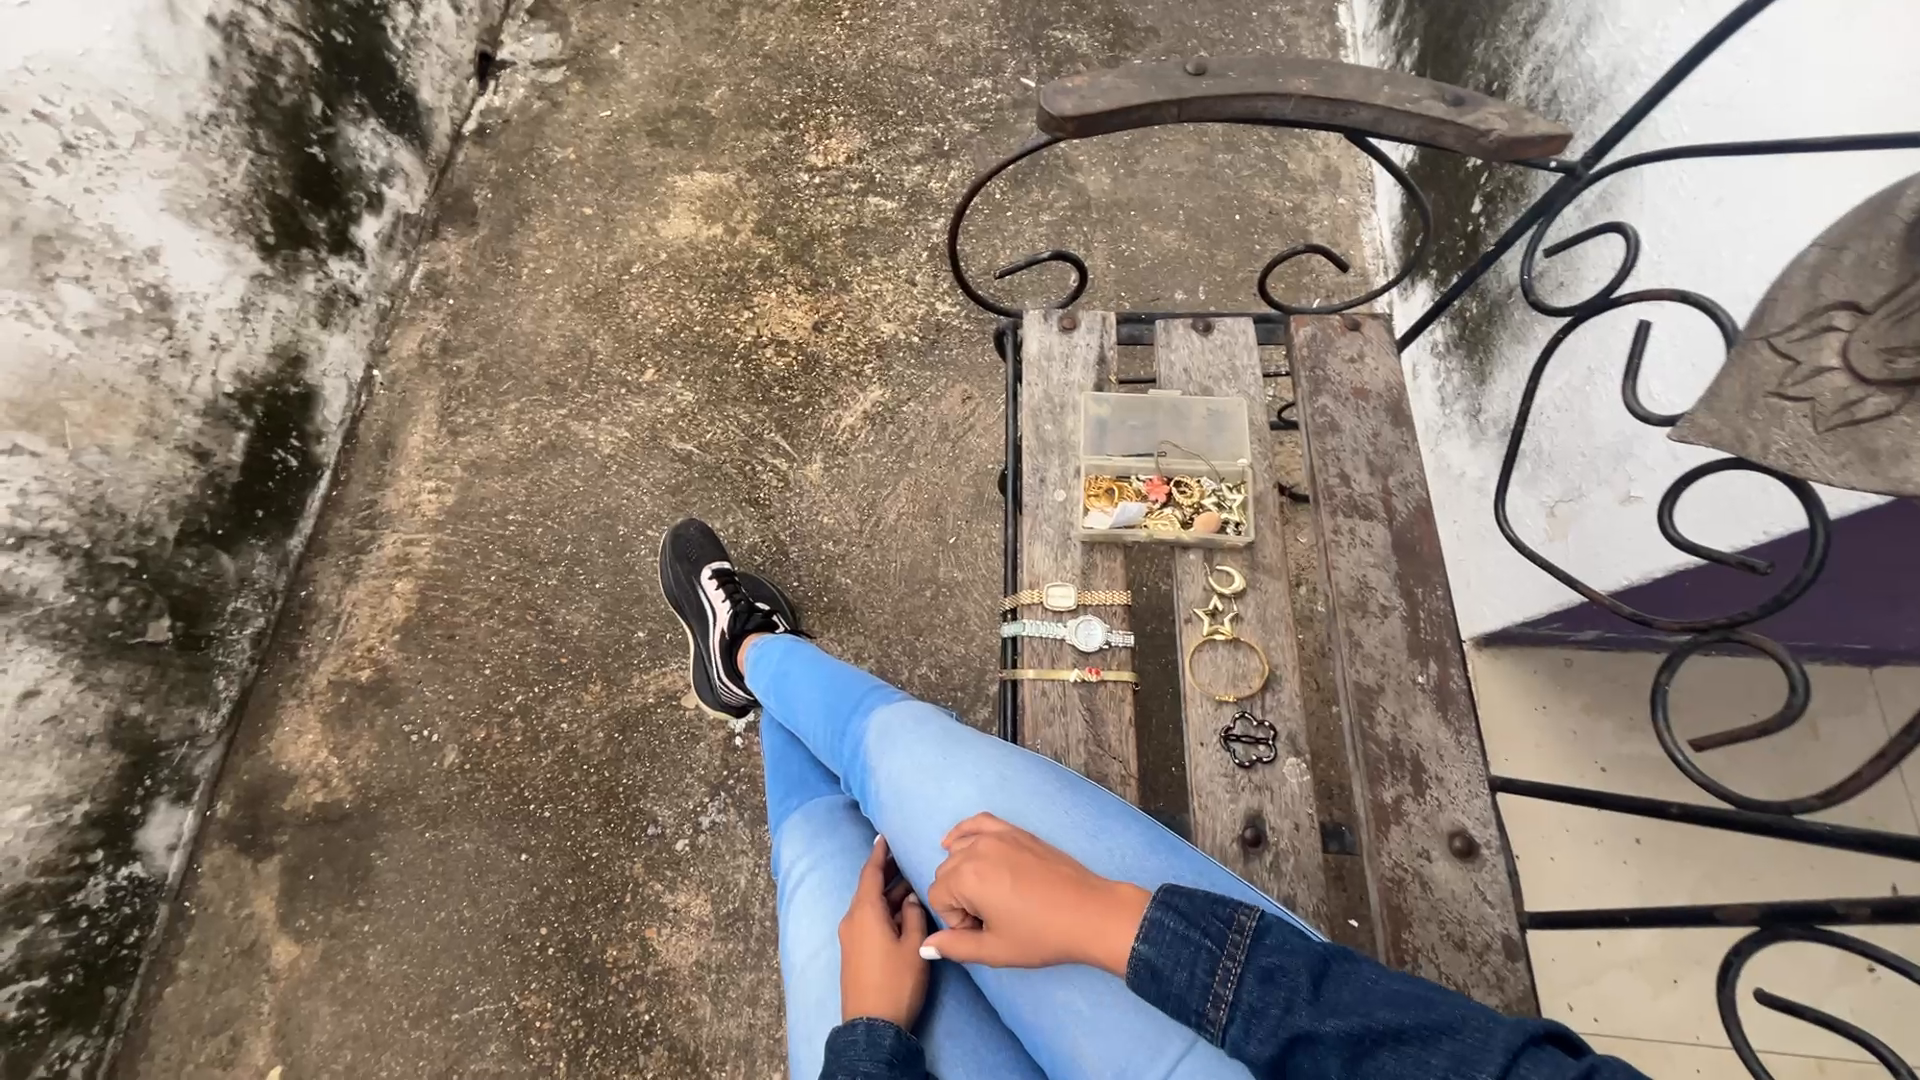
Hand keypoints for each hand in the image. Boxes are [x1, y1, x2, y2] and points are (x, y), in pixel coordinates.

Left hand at [839, 837, 930, 1027]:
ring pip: (870, 904)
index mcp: (865, 911)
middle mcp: (853, 919)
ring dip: (888, 893)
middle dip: (887, 871)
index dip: (880, 853)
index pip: (871, 872)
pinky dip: (883, 909)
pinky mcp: (854, 951)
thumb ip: (913, 914)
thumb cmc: (895, 981)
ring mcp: (851, 936)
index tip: (885, 835)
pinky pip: (868, 919)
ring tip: (910, 882)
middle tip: (906, 856)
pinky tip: (901, 910)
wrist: (871, 1028)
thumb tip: (909, 897)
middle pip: (869, 887)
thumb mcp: (913, 945)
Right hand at [922, 813, 1150, 974]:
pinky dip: (964, 832)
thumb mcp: (994, 950)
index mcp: (967, 877)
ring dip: (963, 871)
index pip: (937, 897)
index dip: (956, 921)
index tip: (983, 930)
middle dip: (959, 897)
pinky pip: (977, 822)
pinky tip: (957, 842)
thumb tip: (926, 947)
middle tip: (990, 918)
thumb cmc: (1042, 935)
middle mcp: (976, 849)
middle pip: (945, 873)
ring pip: (958, 850)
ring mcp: (997, 834)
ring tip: (989, 893)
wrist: (1088, 912)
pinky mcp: (1014, 830)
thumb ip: (954, 947)